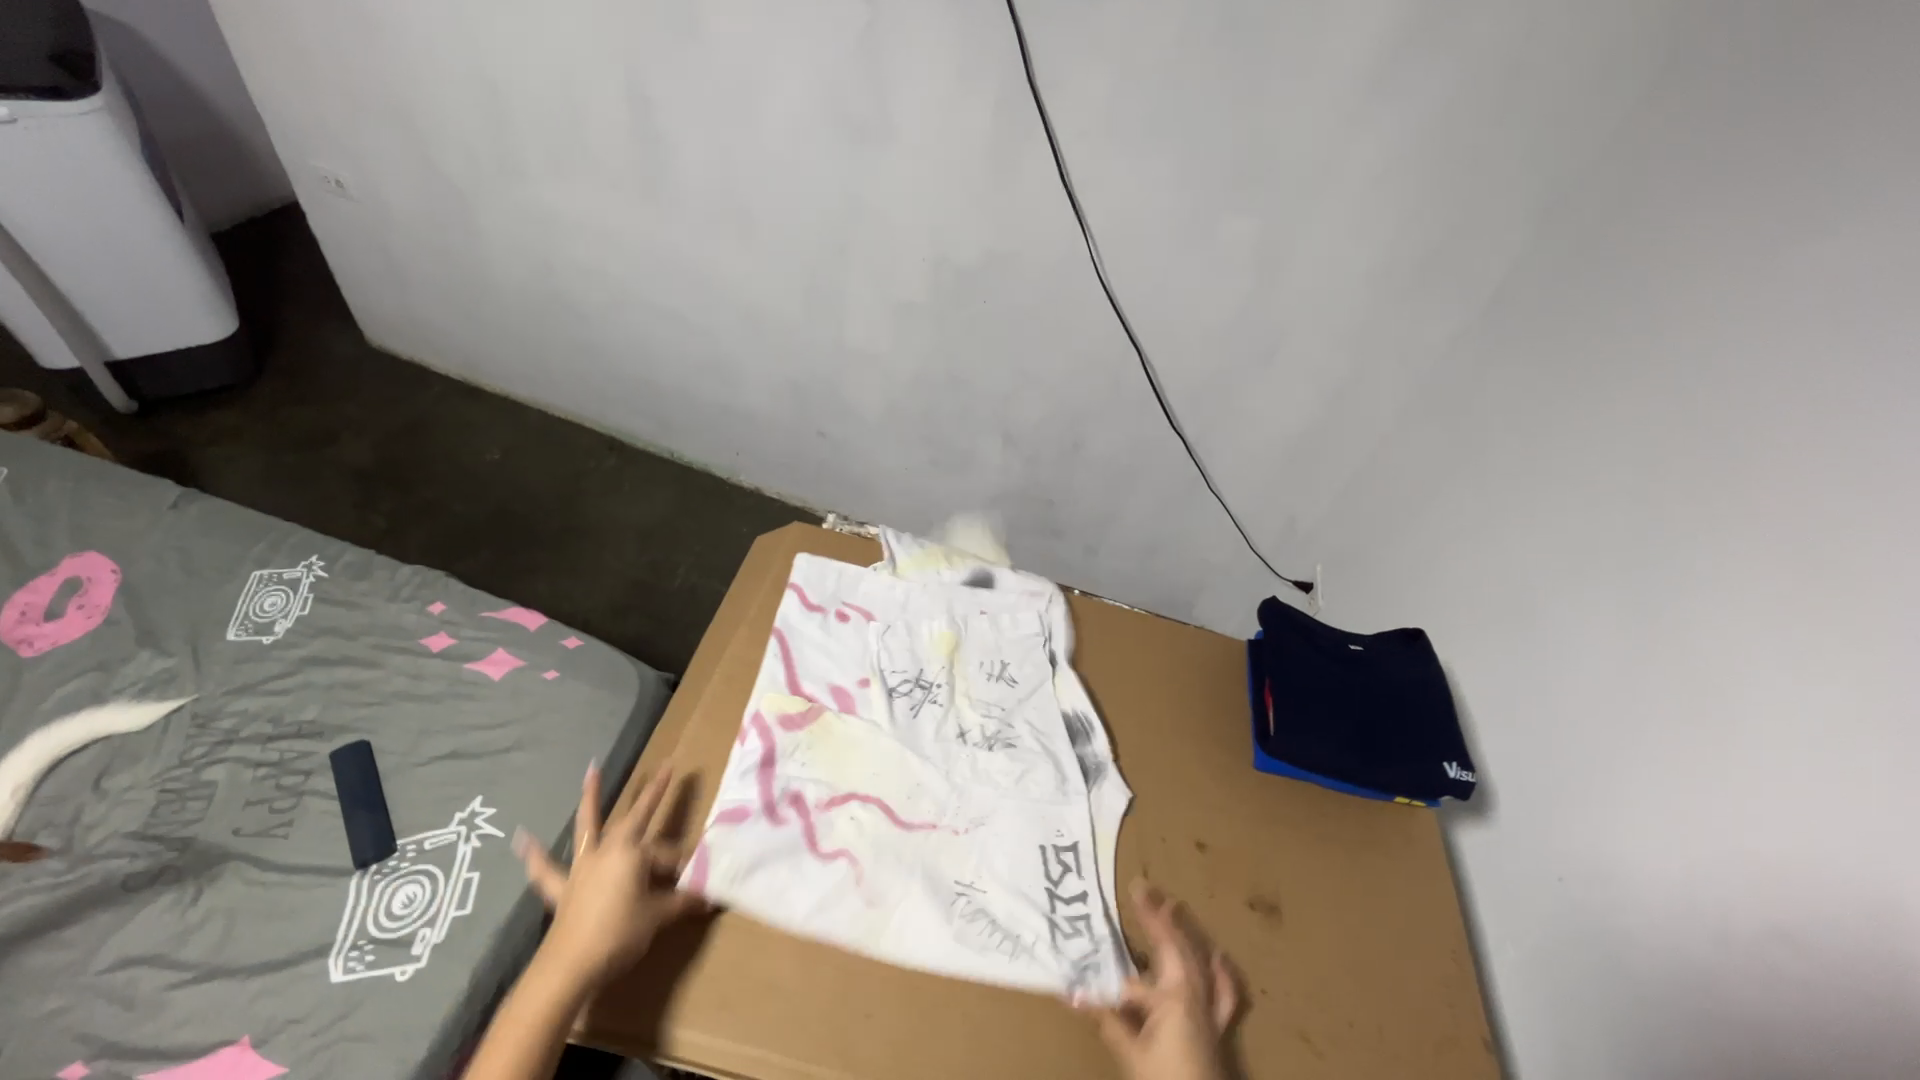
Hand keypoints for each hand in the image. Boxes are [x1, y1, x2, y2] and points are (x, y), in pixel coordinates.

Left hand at [513, 762, 703, 989]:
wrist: (570, 966)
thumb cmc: (619, 934)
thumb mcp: (658, 917)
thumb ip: (683, 902)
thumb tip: (711, 897)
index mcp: (633, 854)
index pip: (668, 854)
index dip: (685, 867)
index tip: (701, 880)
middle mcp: (608, 851)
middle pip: (635, 818)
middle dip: (652, 793)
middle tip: (667, 768)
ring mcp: (582, 866)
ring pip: (588, 825)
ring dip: (590, 797)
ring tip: (591, 769)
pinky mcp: (562, 887)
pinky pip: (545, 868)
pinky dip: (534, 854)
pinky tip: (521, 838)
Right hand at [1089, 880, 1239, 1079]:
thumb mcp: (1132, 1055)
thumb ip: (1107, 1021)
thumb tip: (1073, 993)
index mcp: (1175, 995)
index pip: (1149, 957)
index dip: (1142, 923)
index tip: (1134, 889)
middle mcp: (1199, 994)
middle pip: (1181, 946)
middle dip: (1164, 917)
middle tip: (1147, 890)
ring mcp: (1215, 1010)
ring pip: (1205, 960)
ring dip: (1189, 934)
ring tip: (1176, 909)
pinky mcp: (1223, 1028)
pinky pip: (1227, 988)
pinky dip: (1220, 970)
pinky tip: (1218, 959)